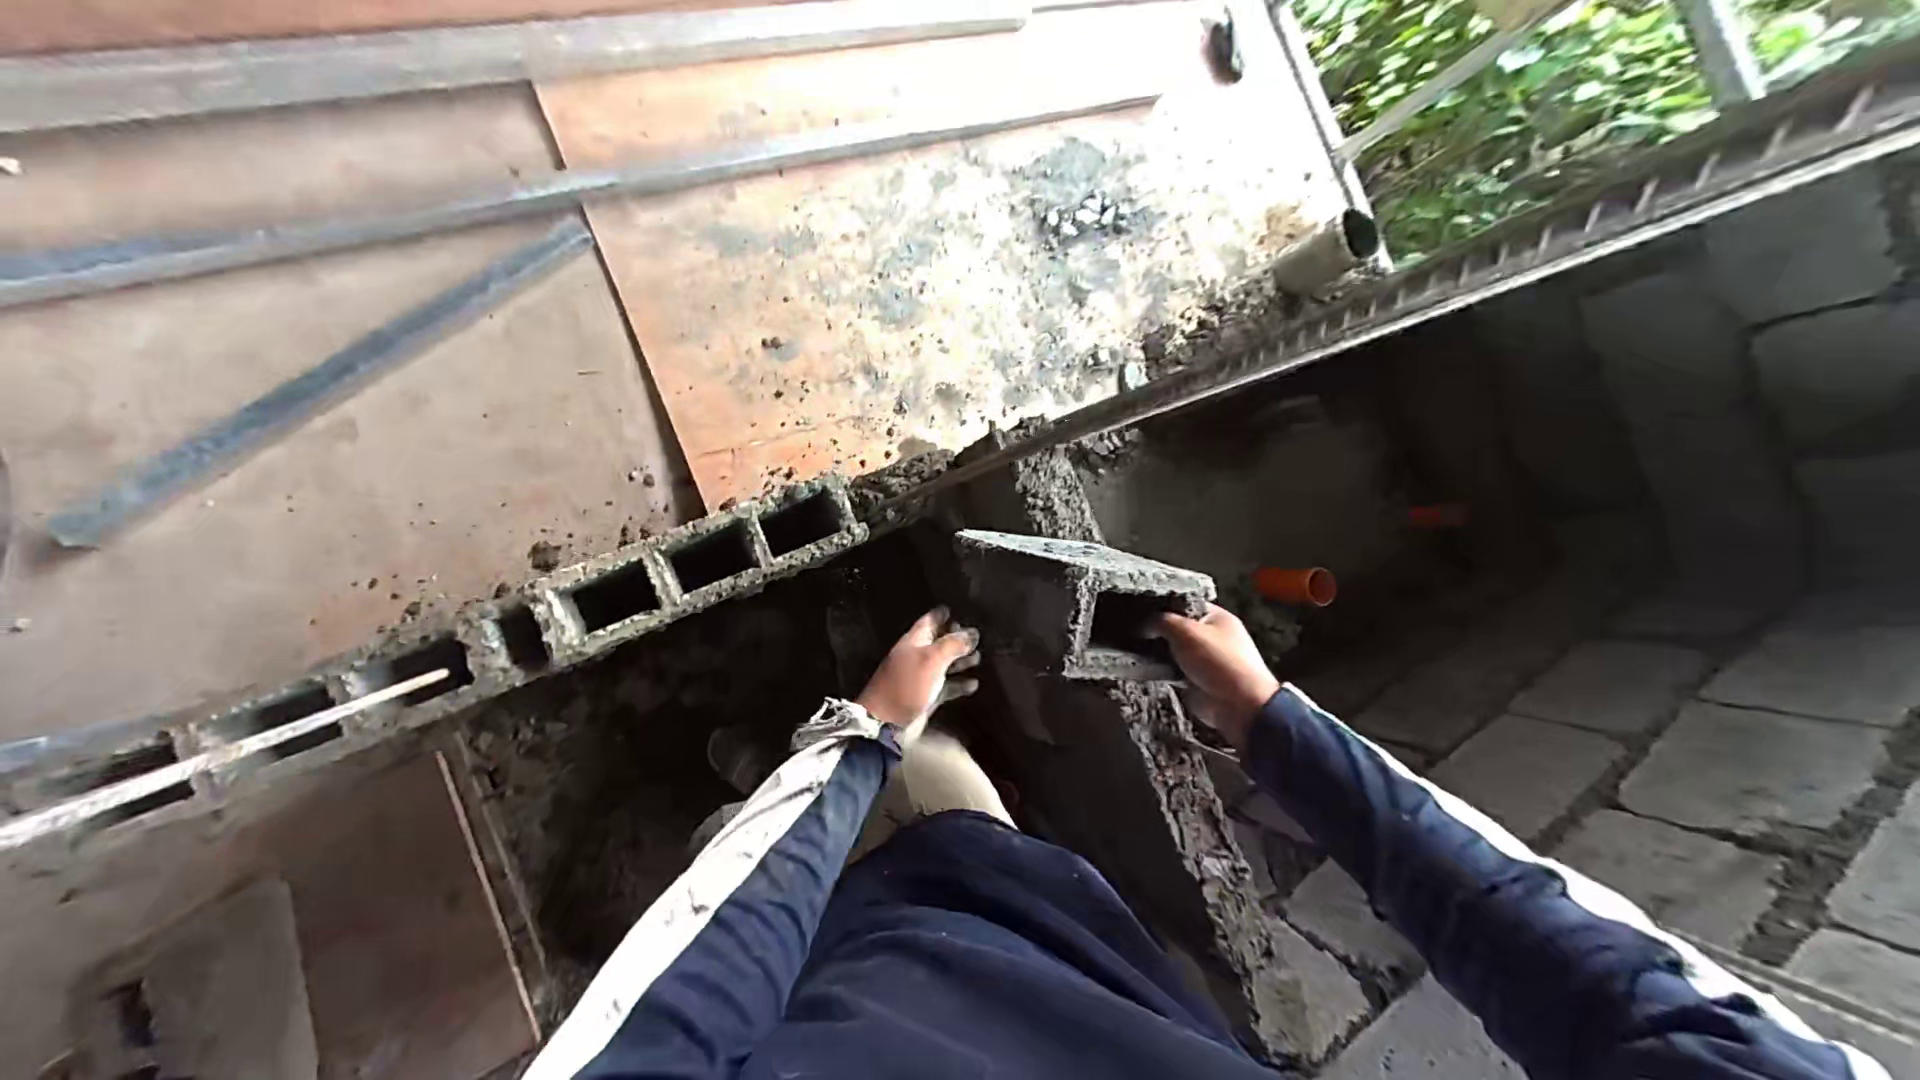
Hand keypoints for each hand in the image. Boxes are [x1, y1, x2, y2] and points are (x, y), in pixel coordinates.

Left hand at [856, 607, 981, 731]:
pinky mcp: (925, 697)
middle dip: (955, 638)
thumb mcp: (932, 659)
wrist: (887, 722)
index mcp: (913, 642)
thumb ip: (953, 644)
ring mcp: (920, 678)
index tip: (954, 610)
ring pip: (943, 664)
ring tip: (977, 657)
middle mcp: (916, 657)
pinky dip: (959, 684)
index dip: (941, 615)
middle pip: (938, 642)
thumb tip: (971, 633)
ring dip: (960, 660)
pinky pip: (946, 687)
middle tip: (973, 636)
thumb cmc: (906, 685)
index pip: (929, 622)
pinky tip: (972, 684)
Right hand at [1148, 604, 1279, 748]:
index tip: (1140, 610)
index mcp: (1217, 618)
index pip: (1185, 604)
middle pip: (1177, 628)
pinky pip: (1172, 669)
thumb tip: (1144, 625)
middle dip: (1157, 630)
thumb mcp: (1185, 631)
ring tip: (1133, 647)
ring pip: (1172, 650)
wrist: (1238, 705)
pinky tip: (1143, 665)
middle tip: (1134, 630)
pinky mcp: (1195, 679)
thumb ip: (1161, 621)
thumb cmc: (1217, 660)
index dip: (1163, 605)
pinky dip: (1160, 669)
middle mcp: (1211, 636)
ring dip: (1157, 651)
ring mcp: (1203, 659)